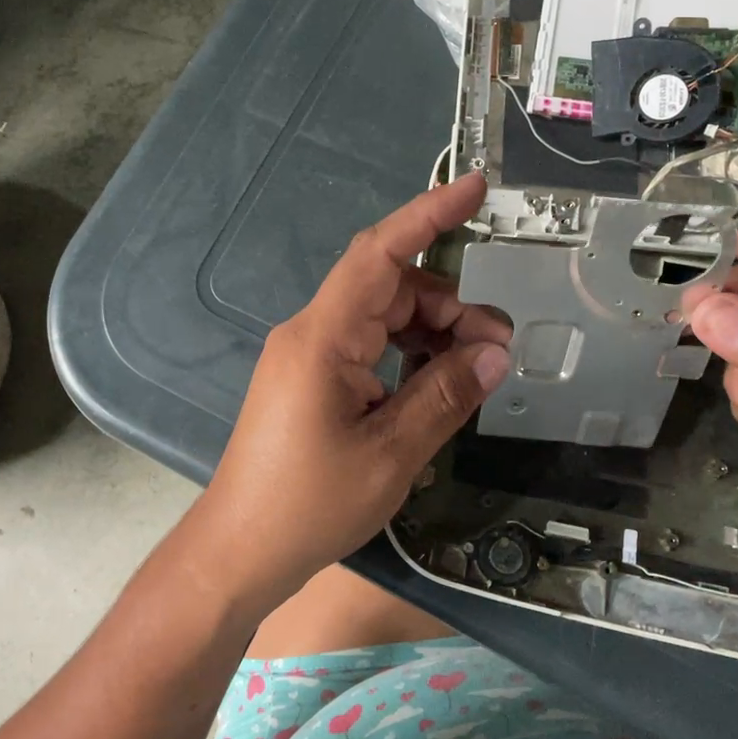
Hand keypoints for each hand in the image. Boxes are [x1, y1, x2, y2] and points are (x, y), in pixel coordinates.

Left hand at [188, 173, 510, 606]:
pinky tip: (438, 382)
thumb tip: (494, 353)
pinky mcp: (311, 380)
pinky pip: (368, 346)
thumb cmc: (308, 505)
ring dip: (433, 332)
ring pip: (383, 317)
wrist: (240, 549)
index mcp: (323, 337)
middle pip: (390, 287)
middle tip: (497, 346)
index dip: (428, 214)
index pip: (380, 254)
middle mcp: (312, 332)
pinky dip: (408, 354)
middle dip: (450, 303)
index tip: (476, 189)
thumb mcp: (390, 454)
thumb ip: (444, 395)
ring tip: (476, 369)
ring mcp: (309, 356)